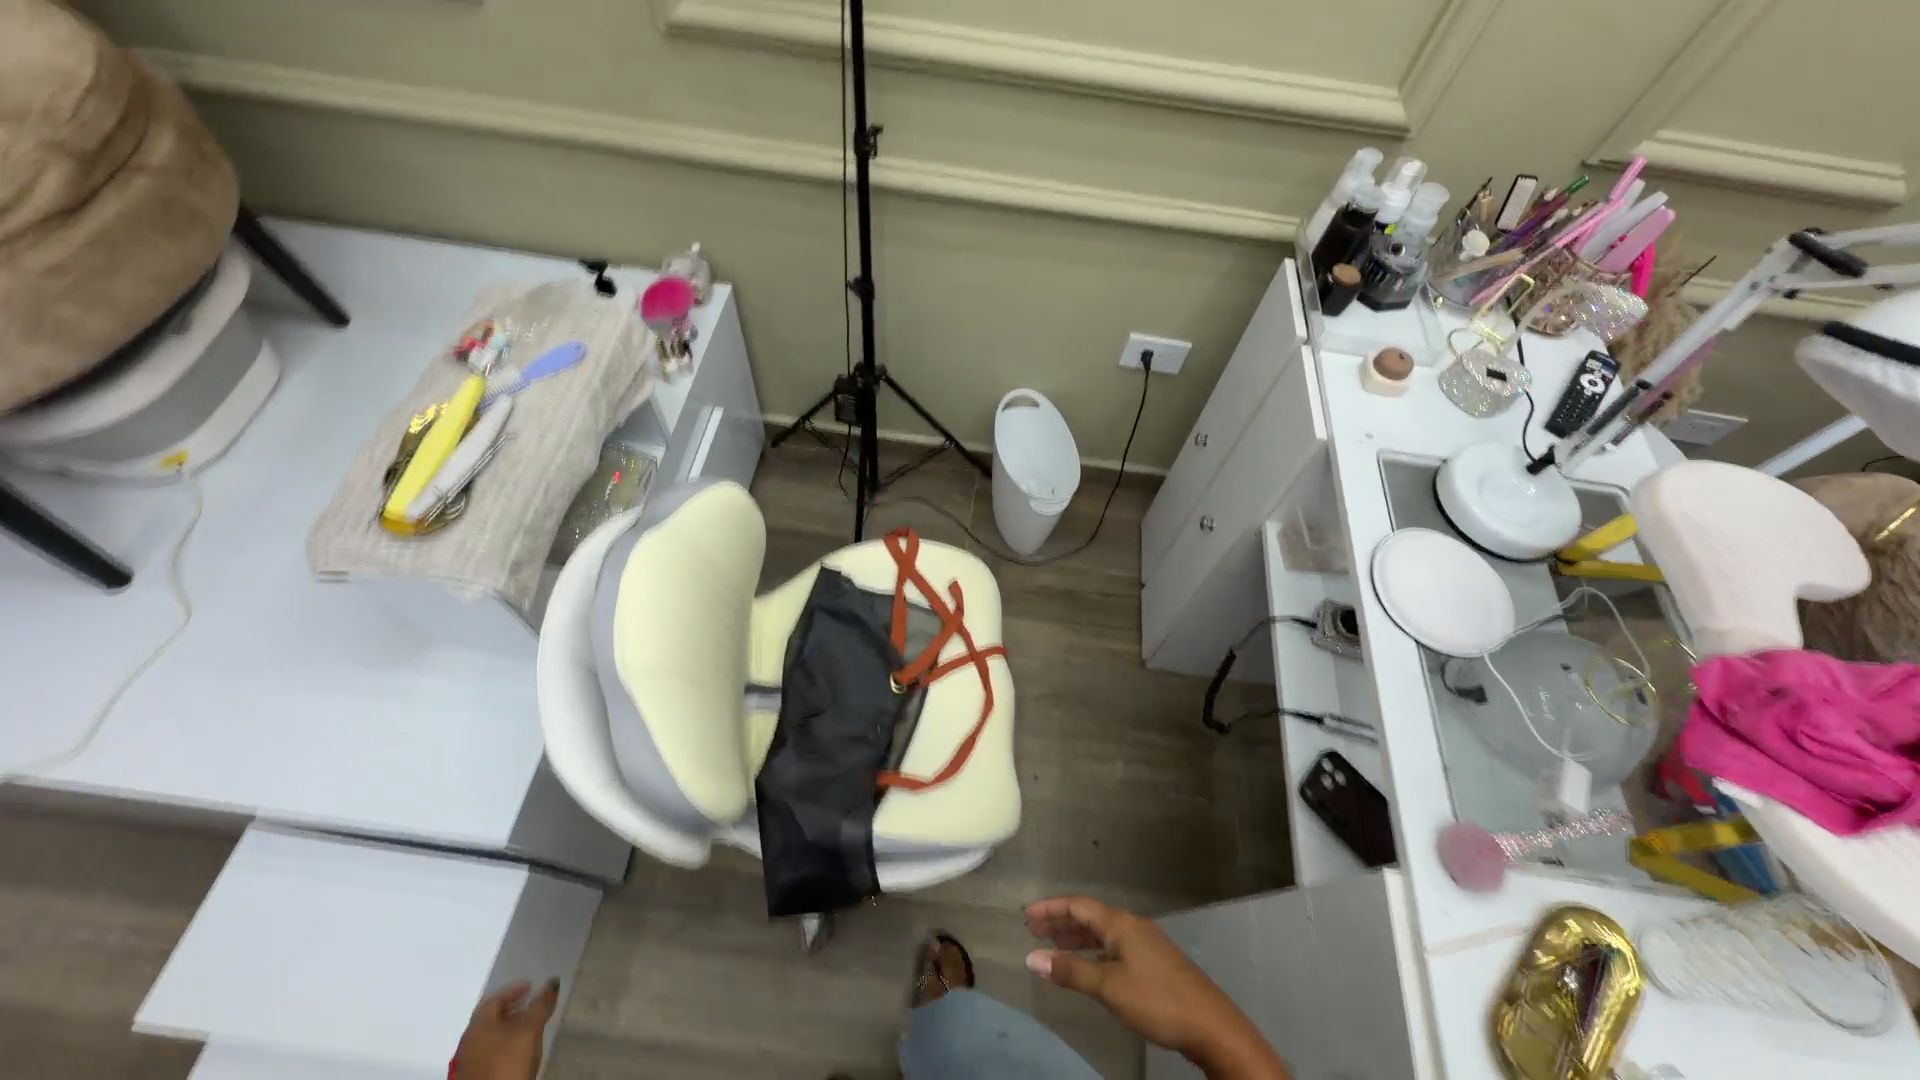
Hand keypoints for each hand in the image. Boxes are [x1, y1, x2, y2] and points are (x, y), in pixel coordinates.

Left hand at [452, 979, 560, 1079]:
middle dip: (512, 1006)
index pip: (495, 998)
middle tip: (532, 1001)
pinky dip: (504, 1040)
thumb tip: (552, 980)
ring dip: (509, 1024)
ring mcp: (470, 1058)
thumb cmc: (509, 1060)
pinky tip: (518, 1046)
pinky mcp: (476, 1074)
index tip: (532, 985)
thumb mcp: (530, 1029)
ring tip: (529, 1023)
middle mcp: (470, 1038)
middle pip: (491, 1015)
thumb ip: (541, 1004)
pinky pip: (491, 1048)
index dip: (514, 989)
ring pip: (491, 1033)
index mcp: (479, 1023)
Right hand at [1025, 897, 1286, 1079]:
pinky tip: (1087, 967)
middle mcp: (1133, 926)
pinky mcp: (1154, 963)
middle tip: (1033, 931)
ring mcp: (1146, 944)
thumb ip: (1071, 971)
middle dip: (1061, 922)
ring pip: (1103, 933)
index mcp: (1121, 924)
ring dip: (1076, 938)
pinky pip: (1114, 946)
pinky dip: (1093, 951)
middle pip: (1090, 916)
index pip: (1079, 905)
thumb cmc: (1156, 999)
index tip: (1026, 915)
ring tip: (1053, 948)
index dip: (1051, 908)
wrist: (1210, 1025)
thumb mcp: (1109, 986)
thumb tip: (1032, 957)